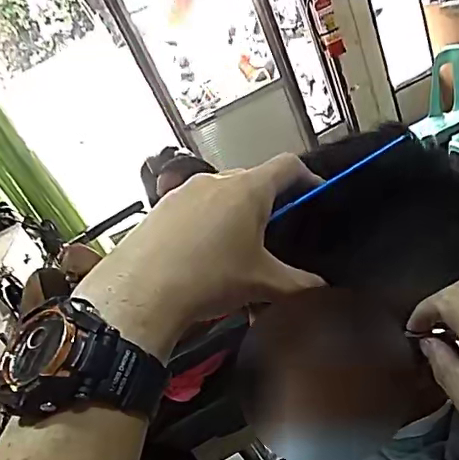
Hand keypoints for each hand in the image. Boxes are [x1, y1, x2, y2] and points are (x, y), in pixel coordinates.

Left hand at [75, 154, 323, 357]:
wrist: (139, 293)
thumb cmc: (201, 277)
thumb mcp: (264, 284)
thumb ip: (301, 285)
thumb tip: (319, 288)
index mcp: (247, 189)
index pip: (288, 166)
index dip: (308, 178)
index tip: (314, 193)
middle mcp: (215, 183)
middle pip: (254, 183)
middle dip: (270, 207)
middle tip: (279, 237)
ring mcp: (183, 194)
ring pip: (223, 199)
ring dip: (237, 221)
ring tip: (241, 258)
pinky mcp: (161, 210)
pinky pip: (196, 212)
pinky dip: (209, 230)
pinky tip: (209, 264)